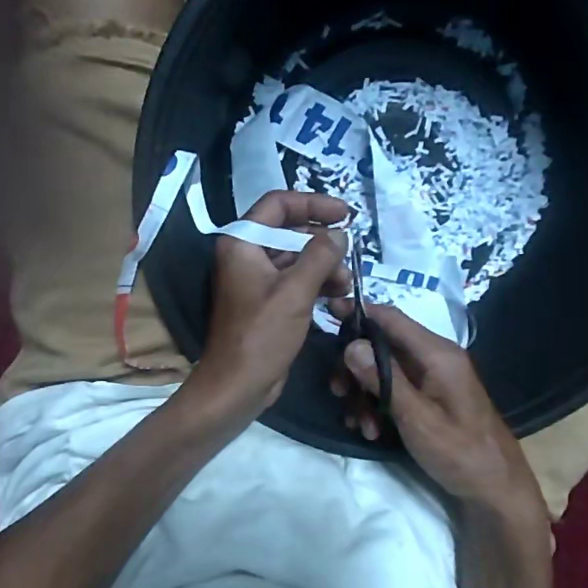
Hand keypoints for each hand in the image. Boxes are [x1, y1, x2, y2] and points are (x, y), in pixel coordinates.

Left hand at [186, 190, 352, 415]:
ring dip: (323, 265)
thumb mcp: (296, 291)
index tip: (345, 214)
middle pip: (288, 231)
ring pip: (295, 257)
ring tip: (346, 283)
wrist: (238, 383)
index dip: (313, 203)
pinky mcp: (265, 301)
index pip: (278, 204)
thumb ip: (320, 256)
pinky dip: (315, 283)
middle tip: (350, 256)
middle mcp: (245, 254)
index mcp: (241, 243)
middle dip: (322, 242)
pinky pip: (293, 280)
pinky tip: (338, 295)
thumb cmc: (262, 334)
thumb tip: (339, 234)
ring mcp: (254, 279)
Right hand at [329, 300, 548, 527]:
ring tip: (359, 424)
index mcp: (437, 354)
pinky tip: (372, 430)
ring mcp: (433, 377)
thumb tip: (351, 344)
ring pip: (383, 369)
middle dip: (354, 366)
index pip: (391, 318)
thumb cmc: (460, 452)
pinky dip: (377, 405)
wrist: (496, 489)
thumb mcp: (417, 418)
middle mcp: (435, 358)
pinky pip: (394, 389)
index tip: (327, 312)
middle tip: (338, 392)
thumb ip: (383, 379)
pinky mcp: (430, 396)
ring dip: (364, 393)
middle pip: (382, 345)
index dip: (358, 312)